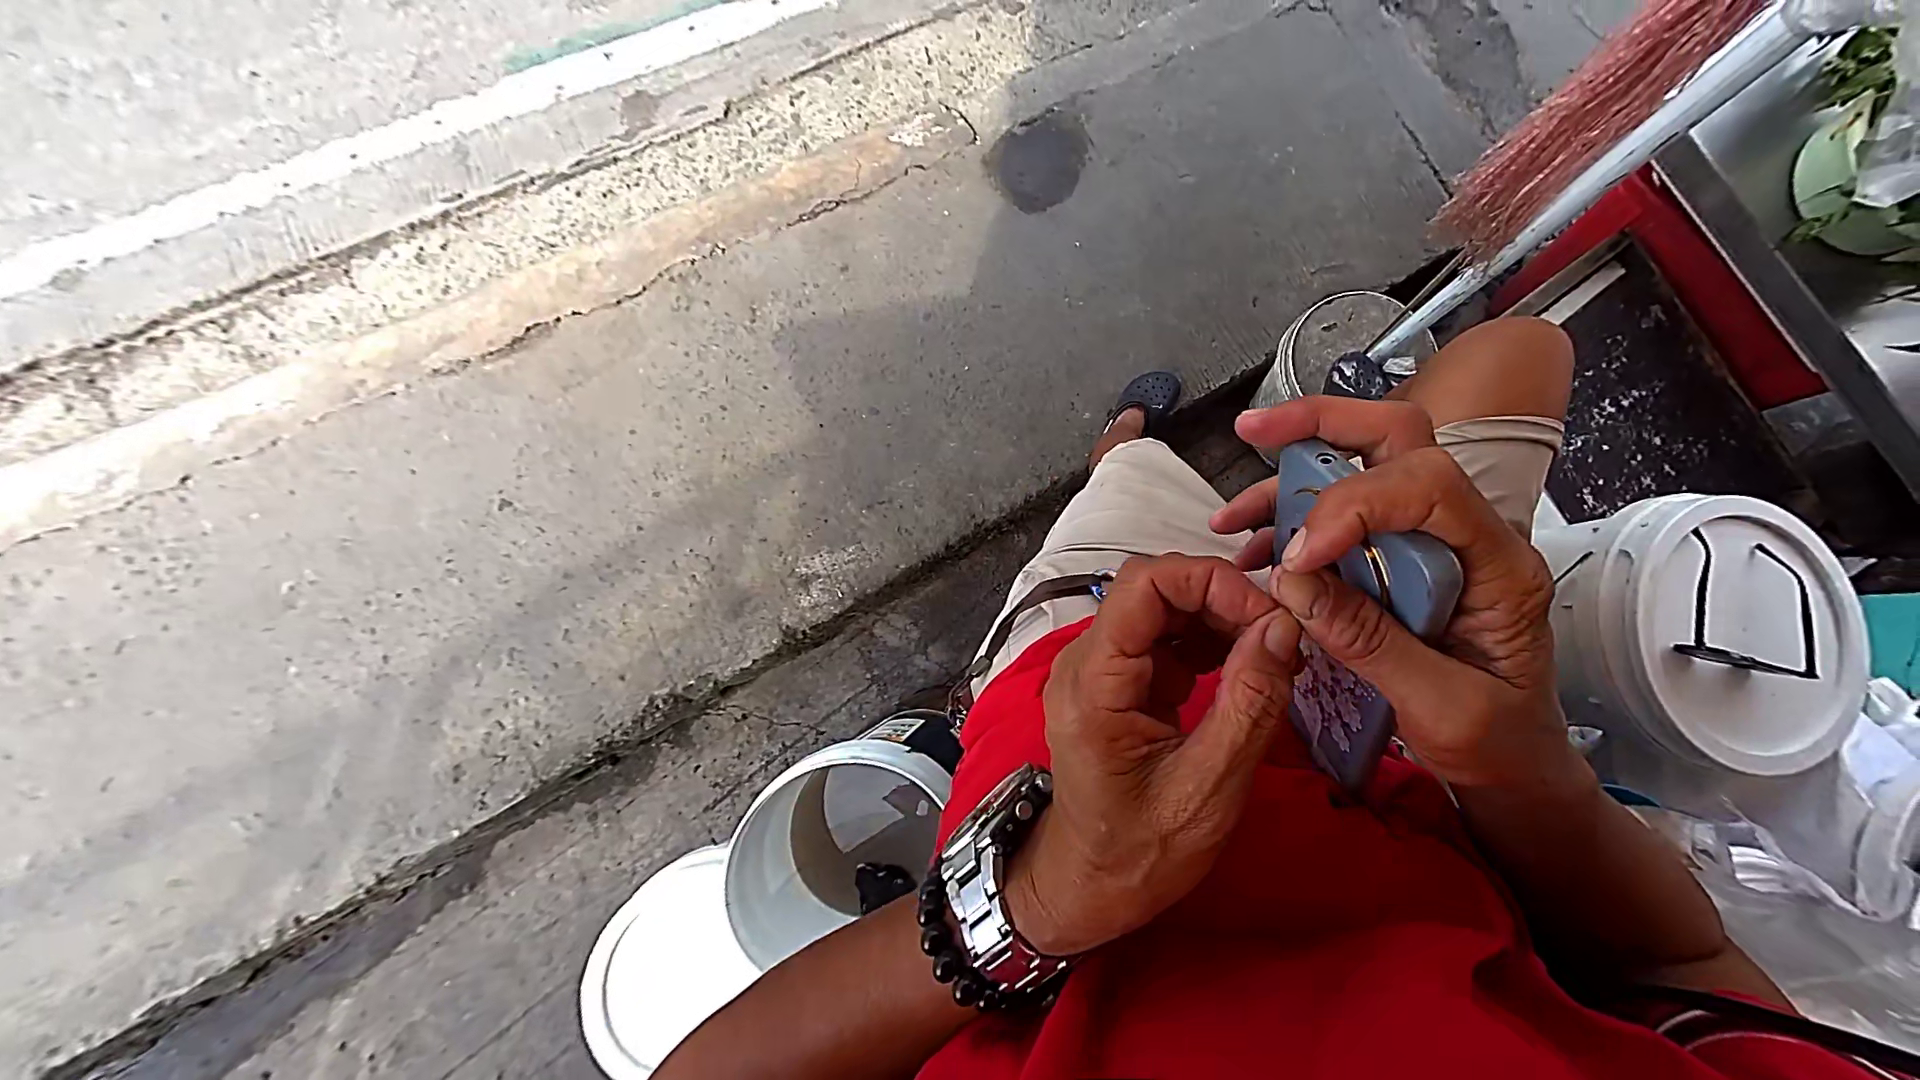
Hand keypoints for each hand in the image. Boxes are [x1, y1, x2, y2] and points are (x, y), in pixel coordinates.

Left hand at [1002, 554, 1301, 956]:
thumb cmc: (1139, 850)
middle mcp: (1085, 661)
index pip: (1142, 585)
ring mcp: (1100, 668)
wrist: (1090, 880)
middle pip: (1151, 589)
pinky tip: (1246, 664)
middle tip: (1280, 636)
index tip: (1268, 616)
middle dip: (1220, 597)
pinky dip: (1207, 641)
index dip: (1209, 581)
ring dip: (1218, 617)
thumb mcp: (1208, 787)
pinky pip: (1163, 638)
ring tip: (1273, 653)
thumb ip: (1249, 704)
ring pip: (1161, 608)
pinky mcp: (1119, 680)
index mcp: (1093, 681)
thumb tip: (1284, 626)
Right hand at [1208, 396, 1583, 793]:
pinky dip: (1284, 524)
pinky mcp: (1389, 564)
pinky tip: (1250, 553)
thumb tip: (1293, 580)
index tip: (1296, 560)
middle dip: (1321, 424)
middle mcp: (1460, 536)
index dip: (1348, 507)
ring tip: (1229, 518)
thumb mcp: (1442, 709)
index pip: (1424, 487)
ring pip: (1357, 471)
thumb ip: (1369, 641)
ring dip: (1285, 482)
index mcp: (1495, 565)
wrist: (1511, 766)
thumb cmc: (1496, 744)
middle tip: (1253, 429)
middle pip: (1399, 440)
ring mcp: (1423, 546)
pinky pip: (1334, 521)